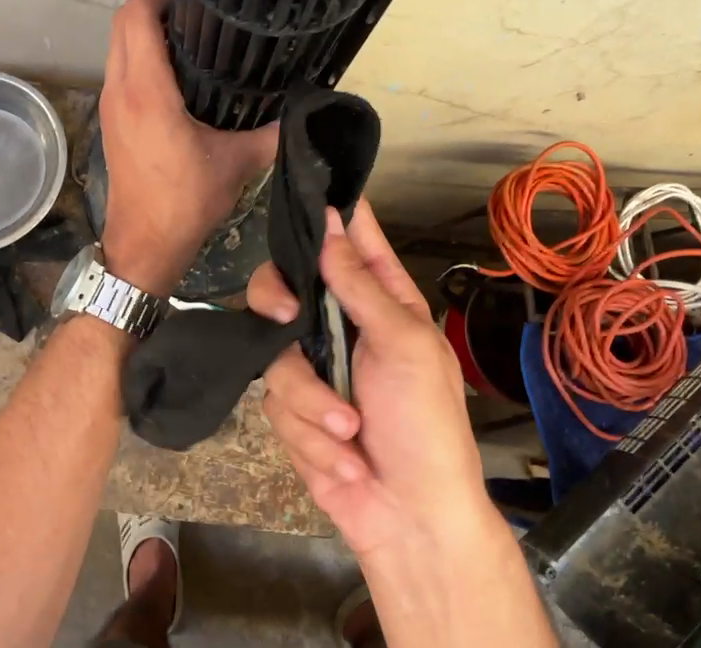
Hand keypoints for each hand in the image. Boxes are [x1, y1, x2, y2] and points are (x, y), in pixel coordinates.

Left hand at [98, 0, 276, 295]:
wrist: (144, 245)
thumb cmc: (185, 202)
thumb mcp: (236, 164)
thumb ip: (272, 133)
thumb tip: (303, 110)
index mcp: (146, 92)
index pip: (137, 19)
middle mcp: (120, 91)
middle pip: (122, 25)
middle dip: (153, 6)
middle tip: (196, 9)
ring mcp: (110, 105)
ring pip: (117, 47)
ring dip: (144, 32)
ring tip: (190, 33)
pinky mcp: (110, 120)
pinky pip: (120, 70)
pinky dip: (140, 56)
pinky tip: (175, 71)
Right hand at [250, 200, 553, 646]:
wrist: (409, 518)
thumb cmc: (426, 425)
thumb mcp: (405, 347)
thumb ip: (362, 288)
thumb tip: (332, 225)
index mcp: (381, 302)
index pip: (353, 242)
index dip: (331, 213)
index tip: (305, 183)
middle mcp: (340, 326)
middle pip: (284, 286)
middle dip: (279, 304)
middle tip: (284, 315)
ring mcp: (312, 368)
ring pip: (274, 355)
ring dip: (313, 403)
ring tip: (351, 431)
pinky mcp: (293, 410)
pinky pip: (275, 403)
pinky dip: (310, 434)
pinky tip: (343, 458)